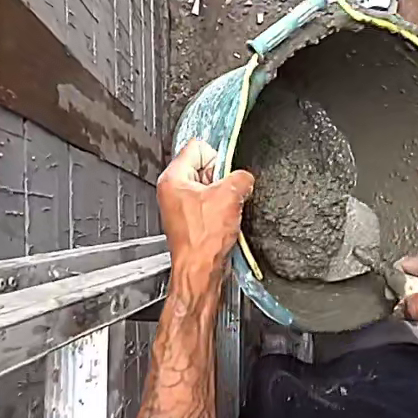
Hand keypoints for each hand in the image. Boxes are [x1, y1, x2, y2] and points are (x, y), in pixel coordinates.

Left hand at [157, 139, 254, 284]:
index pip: (198, 146)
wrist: (200, 271)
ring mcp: (182, 206)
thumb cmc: (203, 240)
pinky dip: (222, 210)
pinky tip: (224, 222)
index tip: (224, 173)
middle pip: (205, 166)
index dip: (217, 157)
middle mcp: (173, 191)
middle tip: (224, 196)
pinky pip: (212, 204)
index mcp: (173, 178)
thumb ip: (241, 177)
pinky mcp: (192, 221)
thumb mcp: (229, 196)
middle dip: (222, 179)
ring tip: (224, 212)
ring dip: (224, 197)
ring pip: (211, 186)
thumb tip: (245, 178)